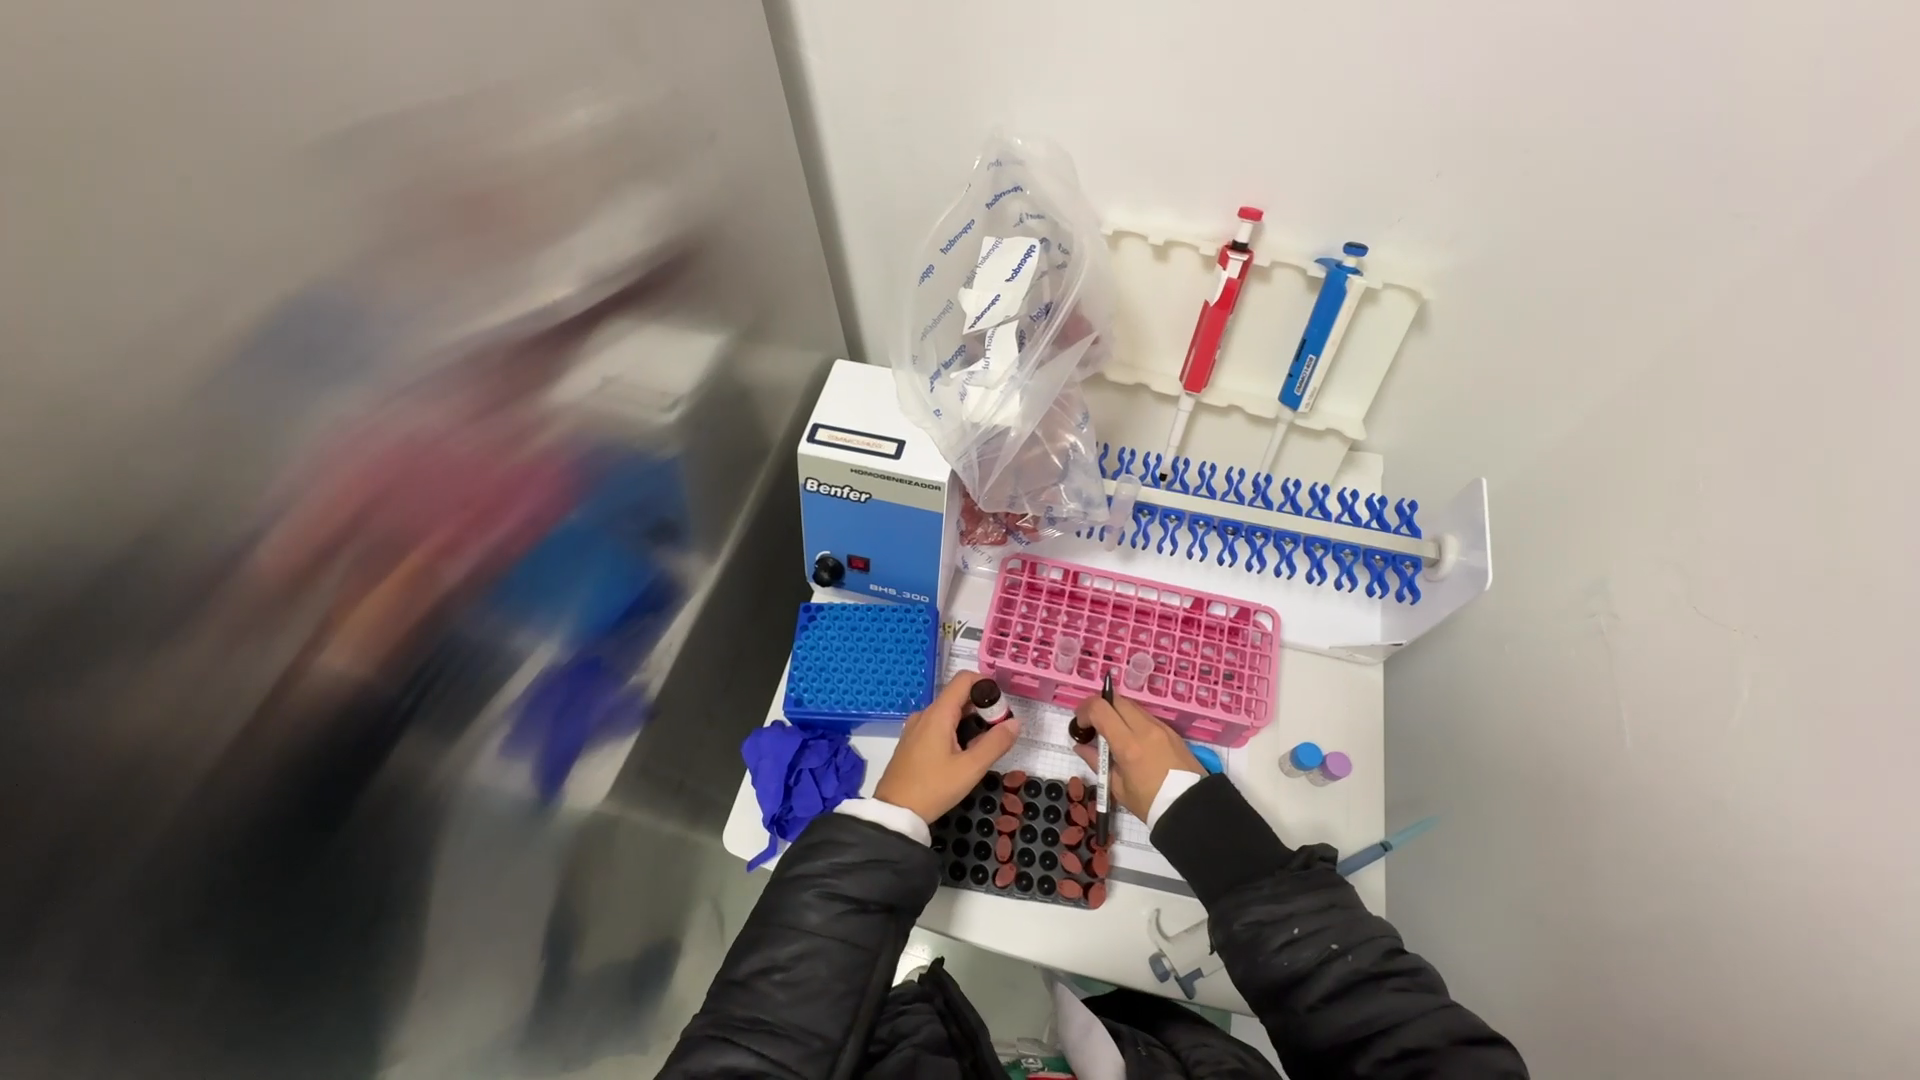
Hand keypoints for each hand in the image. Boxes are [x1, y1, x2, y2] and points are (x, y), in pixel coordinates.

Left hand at [874, 671, 1020, 822]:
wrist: (895, 812)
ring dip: (969, 721)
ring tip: (983, 746)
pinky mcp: (912, 741)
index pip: (964, 679)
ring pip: (948, 712)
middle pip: (958, 696)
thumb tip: (1015, 723)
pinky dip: (955, 730)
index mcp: (938, 714)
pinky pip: (937, 725)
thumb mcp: (970, 768)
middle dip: (981, 708)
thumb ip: (995, 743)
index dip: (986, 685)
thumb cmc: (933, 788)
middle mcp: (925, 714)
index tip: (1002, 707)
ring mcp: (915, 728)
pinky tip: (962, 754)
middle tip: (998, 732)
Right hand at [1070, 694, 1203, 820]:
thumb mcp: (1117, 788)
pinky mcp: (1171, 731)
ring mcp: (1161, 728)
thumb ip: (1096, 762)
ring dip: (1117, 712)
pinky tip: (1131, 739)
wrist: (1192, 809)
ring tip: (1112, 733)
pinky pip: (1146, 716)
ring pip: (1132, 706)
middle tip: (1092, 724)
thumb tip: (1080, 746)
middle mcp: (1145, 729)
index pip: (1100, 709)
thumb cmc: (1151, 804)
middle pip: (1116, 700)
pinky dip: (1133, 720)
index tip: (1080, 725)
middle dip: (1100, 707)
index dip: (1084, 711)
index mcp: (1129, 745)